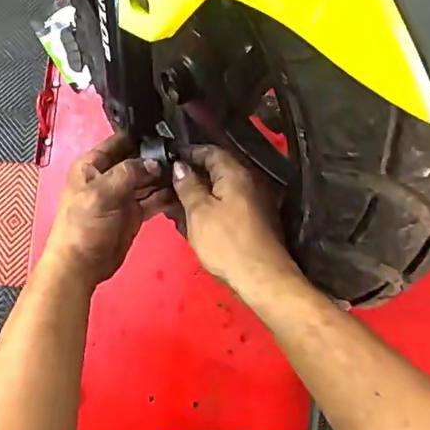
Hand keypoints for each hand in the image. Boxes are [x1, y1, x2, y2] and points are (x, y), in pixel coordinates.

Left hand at [42, 134, 170, 287]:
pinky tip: (182, 189)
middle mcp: (110, 175)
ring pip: (149, 177)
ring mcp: (123, 194)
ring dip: (165, 175)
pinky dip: (166, 195)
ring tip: (186, 170)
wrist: (80, 266)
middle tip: (184, 152)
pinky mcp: (134, 212)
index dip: (141, 135)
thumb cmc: (82, 226)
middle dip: (158, 156)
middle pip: (138, 158)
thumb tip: (155, 163)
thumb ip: (128, 173)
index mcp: (93, 164)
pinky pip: (154, 198)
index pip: (120, 141)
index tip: (167, 130)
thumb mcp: (101, 193)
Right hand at [171, 145, 303, 299]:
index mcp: (235, 174)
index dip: (188, 153)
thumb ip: (188, 186)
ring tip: (174, 205)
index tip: (169, 159)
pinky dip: (209, 208)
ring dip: (198, 194)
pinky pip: (226, 205)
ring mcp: (252, 202)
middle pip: (215, 170)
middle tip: (167, 184)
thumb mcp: (199, 212)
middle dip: (191, 176)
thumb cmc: (228, 243)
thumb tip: (180, 166)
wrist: (262, 278)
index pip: (210, 151)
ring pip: (219, 190)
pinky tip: (193, 220)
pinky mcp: (252, 221)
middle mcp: (247, 182)